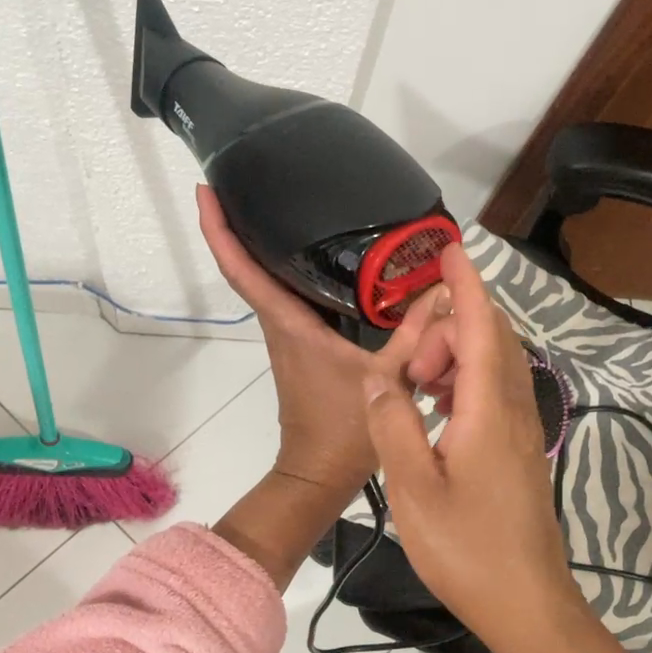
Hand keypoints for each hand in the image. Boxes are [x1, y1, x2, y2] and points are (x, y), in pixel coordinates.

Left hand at [197, 184, 444, 498]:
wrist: (318, 475)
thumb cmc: (343, 431)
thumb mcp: (388, 380)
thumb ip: (416, 334)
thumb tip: (444, 291)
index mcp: (290, 326)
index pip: (243, 270)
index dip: (220, 230)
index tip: (206, 190)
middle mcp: (280, 326)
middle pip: (247, 267)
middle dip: (237, 222)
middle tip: (244, 177)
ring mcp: (287, 338)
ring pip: (266, 282)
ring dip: (260, 245)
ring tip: (283, 203)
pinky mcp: (299, 348)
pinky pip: (287, 299)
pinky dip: (289, 272)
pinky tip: (321, 259)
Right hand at [361, 244, 576, 641]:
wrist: (527, 603)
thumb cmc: (466, 548)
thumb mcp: (412, 488)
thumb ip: (393, 424)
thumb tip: (381, 379)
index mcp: (488, 409)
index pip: (479, 326)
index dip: (464, 284)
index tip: (449, 248)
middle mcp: (514, 409)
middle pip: (492, 339)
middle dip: (451, 328)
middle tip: (410, 367)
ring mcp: (522, 431)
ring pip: (496, 367)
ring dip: (458, 357)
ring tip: (417, 387)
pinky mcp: (520, 452)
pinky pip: (496, 394)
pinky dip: (467, 383)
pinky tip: (437, 413)